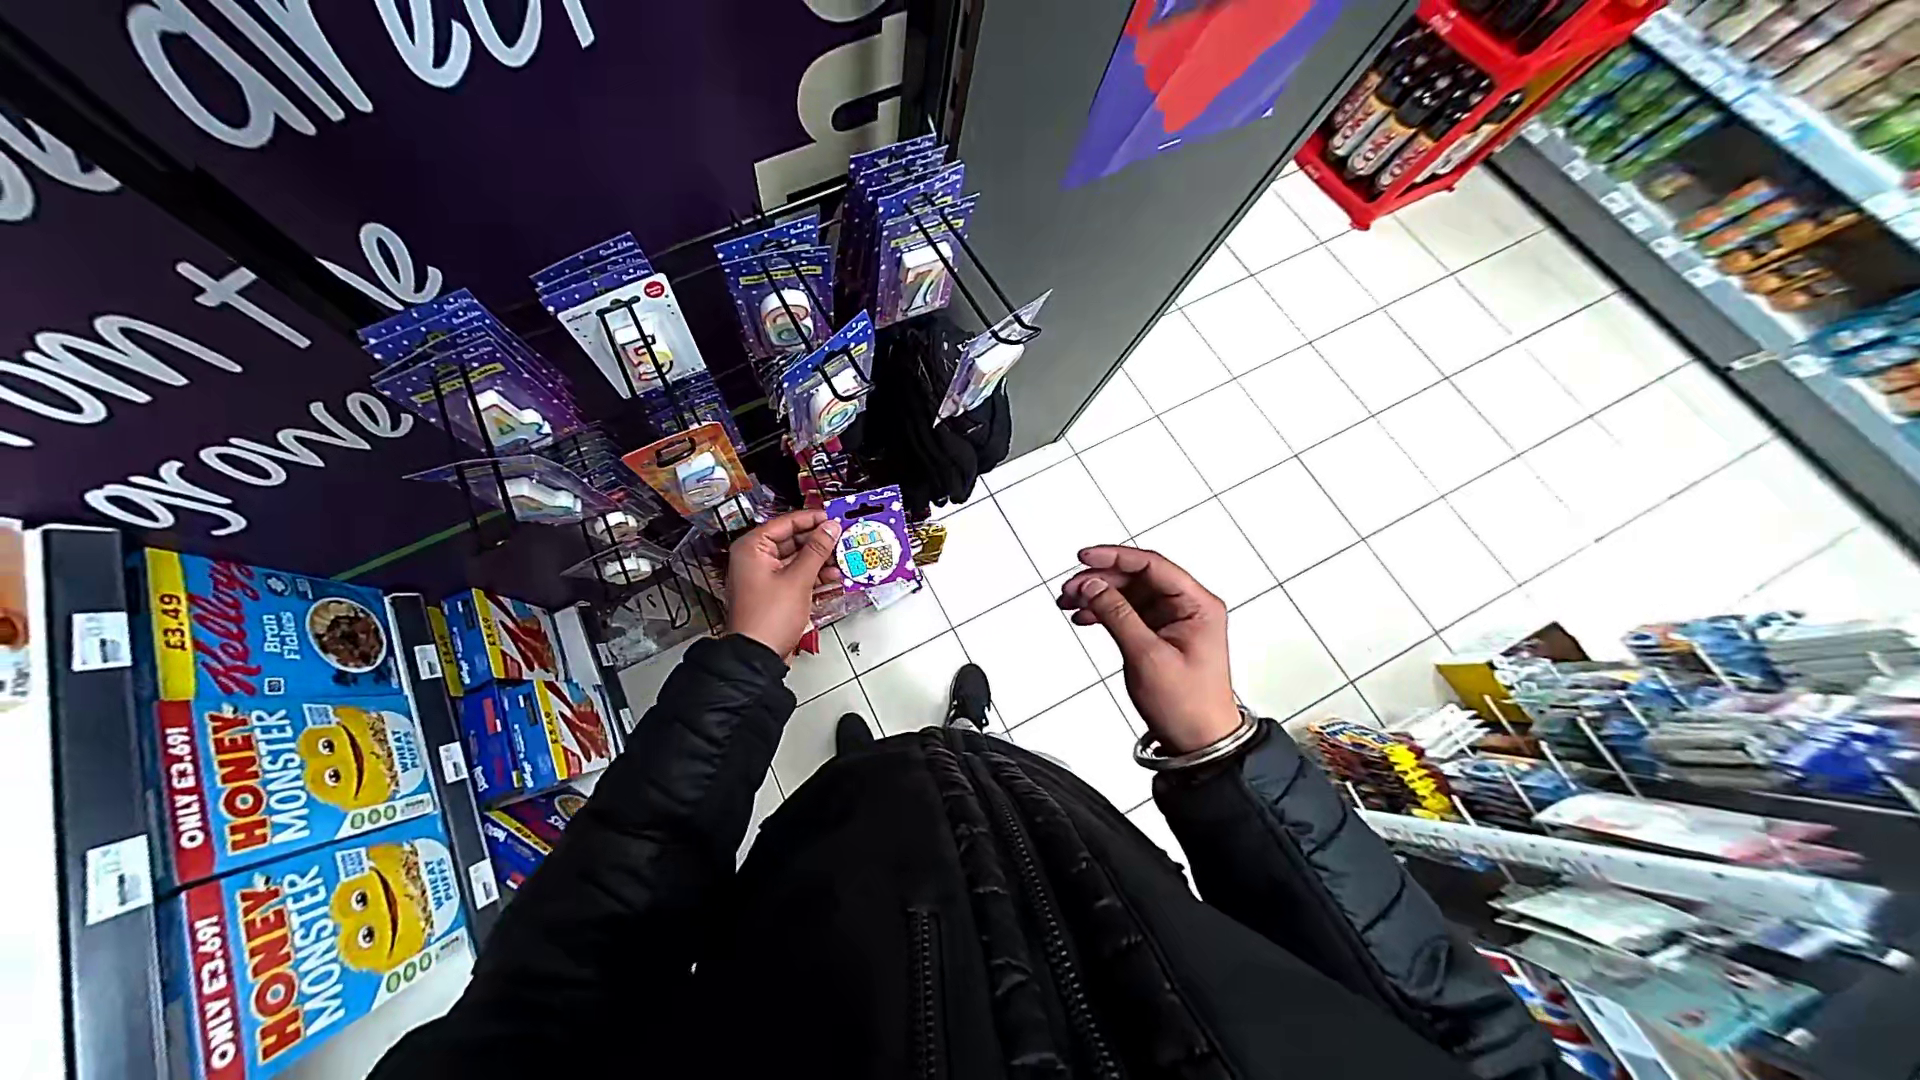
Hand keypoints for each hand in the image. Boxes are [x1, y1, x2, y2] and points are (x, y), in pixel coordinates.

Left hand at [725, 510, 842, 656]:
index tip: (834, 519)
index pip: (786, 522)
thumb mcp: (798, 578)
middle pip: (793, 540)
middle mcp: (755, 559)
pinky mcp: (774, 592)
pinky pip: (796, 575)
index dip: (813, 519)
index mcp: (752, 548)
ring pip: (797, 558)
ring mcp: (764, 576)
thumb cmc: (766, 620)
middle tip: (843, 539)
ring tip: (842, 559)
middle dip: (820, 542)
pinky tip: (832, 577)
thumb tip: (830, 528)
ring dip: (820, 560)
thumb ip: (817, 550)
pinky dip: (814, 576)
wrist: (758, 656)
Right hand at [1057, 546, 1238, 752]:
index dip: (1115, 557)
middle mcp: (1187, 608)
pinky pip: (1126, 611)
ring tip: (1071, 602)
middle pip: (1137, 577)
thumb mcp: (1148, 656)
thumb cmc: (1189, 706)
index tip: (1086, 557)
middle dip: (1100, 579)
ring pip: (1128, 593)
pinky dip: (1103, 611)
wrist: (1198, 742)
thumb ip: (1117, 615)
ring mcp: (1172, 620)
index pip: (1152, 565)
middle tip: (1071, 587)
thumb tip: (1094, 585)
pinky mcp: (1158, 633)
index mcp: (1198, 605)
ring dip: (1097, 595)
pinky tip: (1085, 616)